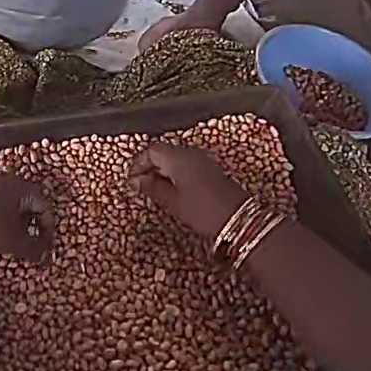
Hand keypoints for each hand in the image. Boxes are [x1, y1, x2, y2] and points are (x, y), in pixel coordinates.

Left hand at [0, 174, 56, 262]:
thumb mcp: (13, 242)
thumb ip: (34, 248)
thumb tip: (44, 256)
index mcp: (19, 186)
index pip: (44, 206)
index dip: (48, 228)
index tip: (46, 245)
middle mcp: (4, 180)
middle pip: (28, 202)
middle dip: (33, 224)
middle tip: (32, 242)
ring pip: (10, 203)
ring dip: (16, 222)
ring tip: (13, 240)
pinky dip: (0, 218)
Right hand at [129, 143, 249, 241]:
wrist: (238, 219)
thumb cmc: (202, 210)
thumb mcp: (173, 201)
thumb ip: (152, 188)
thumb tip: (135, 181)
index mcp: (178, 157)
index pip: (152, 150)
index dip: (138, 163)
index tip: (131, 180)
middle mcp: (190, 153)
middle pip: (163, 152)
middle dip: (149, 166)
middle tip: (139, 185)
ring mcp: (202, 161)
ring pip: (174, 159)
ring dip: (162, 170)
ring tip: (153, 189)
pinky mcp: (210, 170)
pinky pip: (185, 164)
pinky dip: (174, 173)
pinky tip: (172, 190)